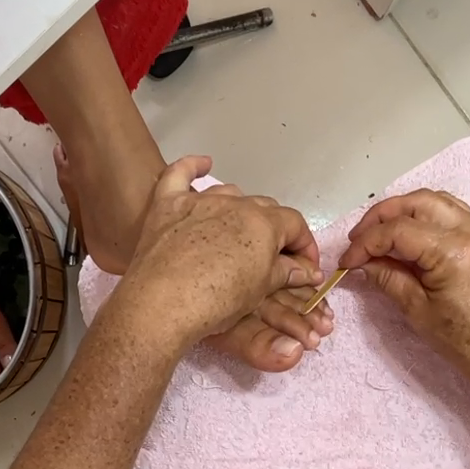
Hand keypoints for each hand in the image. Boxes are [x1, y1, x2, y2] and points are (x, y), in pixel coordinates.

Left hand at [112, 156, 323, 351]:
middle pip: (264, 209)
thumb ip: (285, 274)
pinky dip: (192, 167)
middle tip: (274, 258)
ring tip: (241, 234)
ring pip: (229, 194)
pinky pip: (180, 175)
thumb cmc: (216, 303)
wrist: (162, 304)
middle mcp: (235, 203)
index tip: (305, 267)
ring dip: (241, 210)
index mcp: (263, 223)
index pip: (295, 225)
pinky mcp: (168, 205)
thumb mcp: (259, 293)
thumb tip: (306, 271)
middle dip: (274, 231)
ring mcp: (200, 201)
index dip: (304, 246)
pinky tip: (204, 164)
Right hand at [341, 190, 469, 380]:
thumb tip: (361, 262)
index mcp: (454, 253)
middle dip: (381, 216)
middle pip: (417, 203)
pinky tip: (409, 236)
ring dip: (403, 211)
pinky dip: (425, 216)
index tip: (347, 260)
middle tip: (358, 238)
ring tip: (380, 234)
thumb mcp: (415, 309)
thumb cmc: (460, 339)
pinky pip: (452, 212)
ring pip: (435, 200)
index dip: (366, 242)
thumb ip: (386, 276)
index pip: (399, 230)